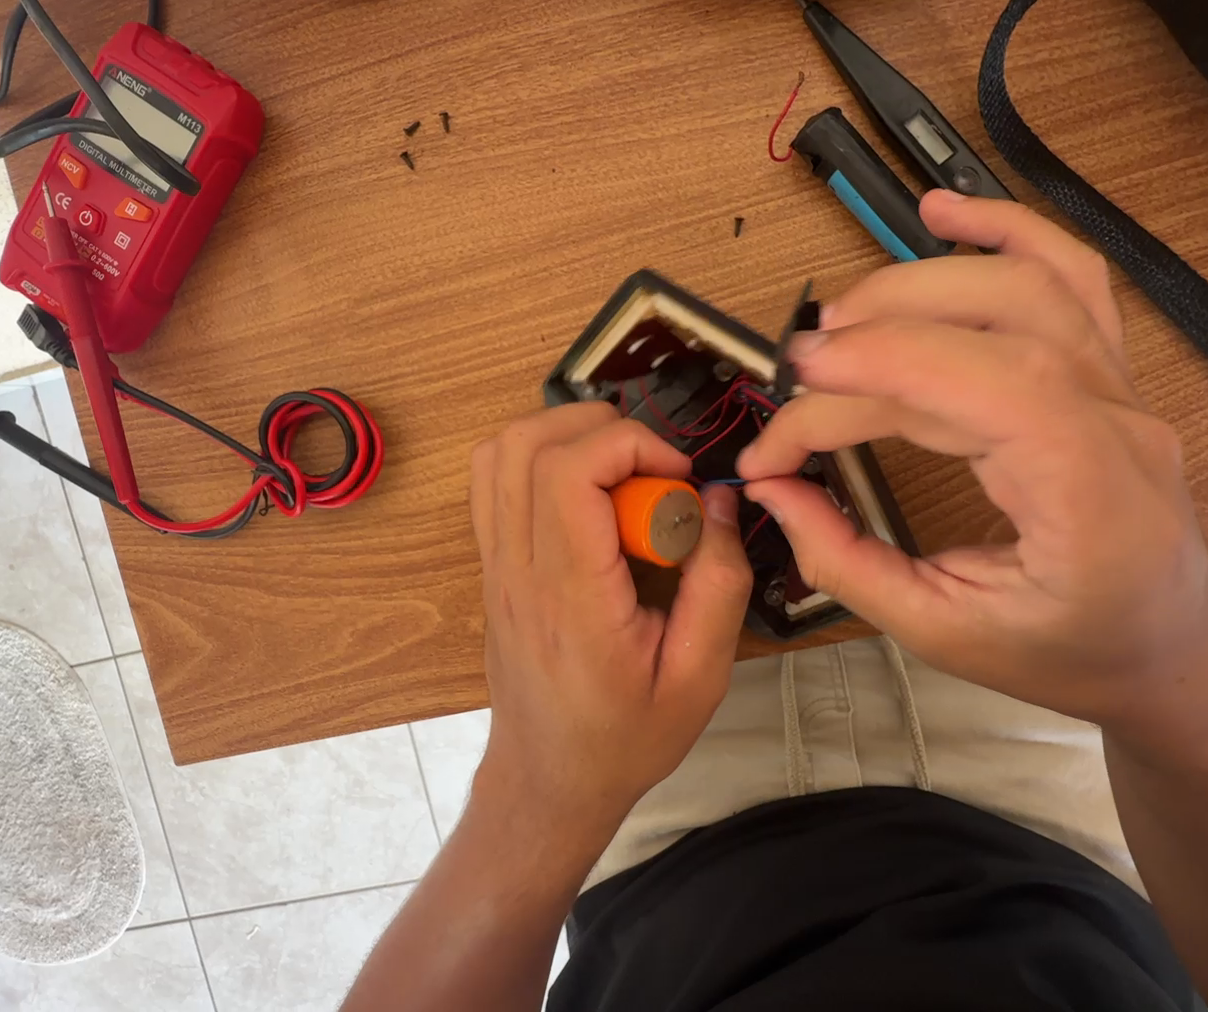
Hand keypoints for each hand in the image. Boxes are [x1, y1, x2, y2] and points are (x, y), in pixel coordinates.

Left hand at [467, 403, 753, 833]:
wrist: (548, 780)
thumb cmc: (626, 738)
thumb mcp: (700, 677)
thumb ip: (718, 584)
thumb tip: (717, 501)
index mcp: (572, 597)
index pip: (568, 473)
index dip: (629, 445)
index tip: (677, 478)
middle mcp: (518, 568)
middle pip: (526, 445)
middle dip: (600, 428)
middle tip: (652, 469)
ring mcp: (493, 564)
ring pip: (498, 452)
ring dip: (562, 434)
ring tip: (618, 469)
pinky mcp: (489, 565)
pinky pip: (491, 481)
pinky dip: (534, 458)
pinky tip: (582, 490)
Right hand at [736, 190, 1207, 739]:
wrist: (1165, 649)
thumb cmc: (1061, 653)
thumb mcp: (939, 631)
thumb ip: (844, 561)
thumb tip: (771, 488)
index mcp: (1089, 496)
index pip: (977, 393)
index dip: (864, 389)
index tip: (780, 431)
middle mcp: (1116, 420)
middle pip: (990, 328)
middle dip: (871, 342)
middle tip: (793, 377)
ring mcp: (1121, 384)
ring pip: (1025, 283)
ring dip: (917, 282)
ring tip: (840, 317)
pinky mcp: (1105, 369)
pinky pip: (1069, 273)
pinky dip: (1004, 228)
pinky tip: (941, 209)